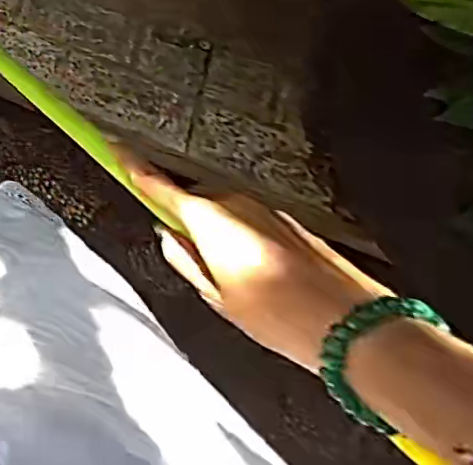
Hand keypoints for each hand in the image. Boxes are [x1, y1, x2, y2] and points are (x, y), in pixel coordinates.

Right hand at [116, 146, 390, 372]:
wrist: (364, 331)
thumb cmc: (288, 318)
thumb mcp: (218, 299)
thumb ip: (183, 260)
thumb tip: (168, 238)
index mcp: (205, 217)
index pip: (151, 179)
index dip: (126, 159)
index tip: (108, 142)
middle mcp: (232, 200)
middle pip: (189, 198)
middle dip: (187, 221)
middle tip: (199, 261)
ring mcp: (263, 205)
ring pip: (221, 211)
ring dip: (221, 234)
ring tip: (245, 281)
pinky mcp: (287, 217)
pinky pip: (249, 219)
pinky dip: (247, 240)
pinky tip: (268, 277)